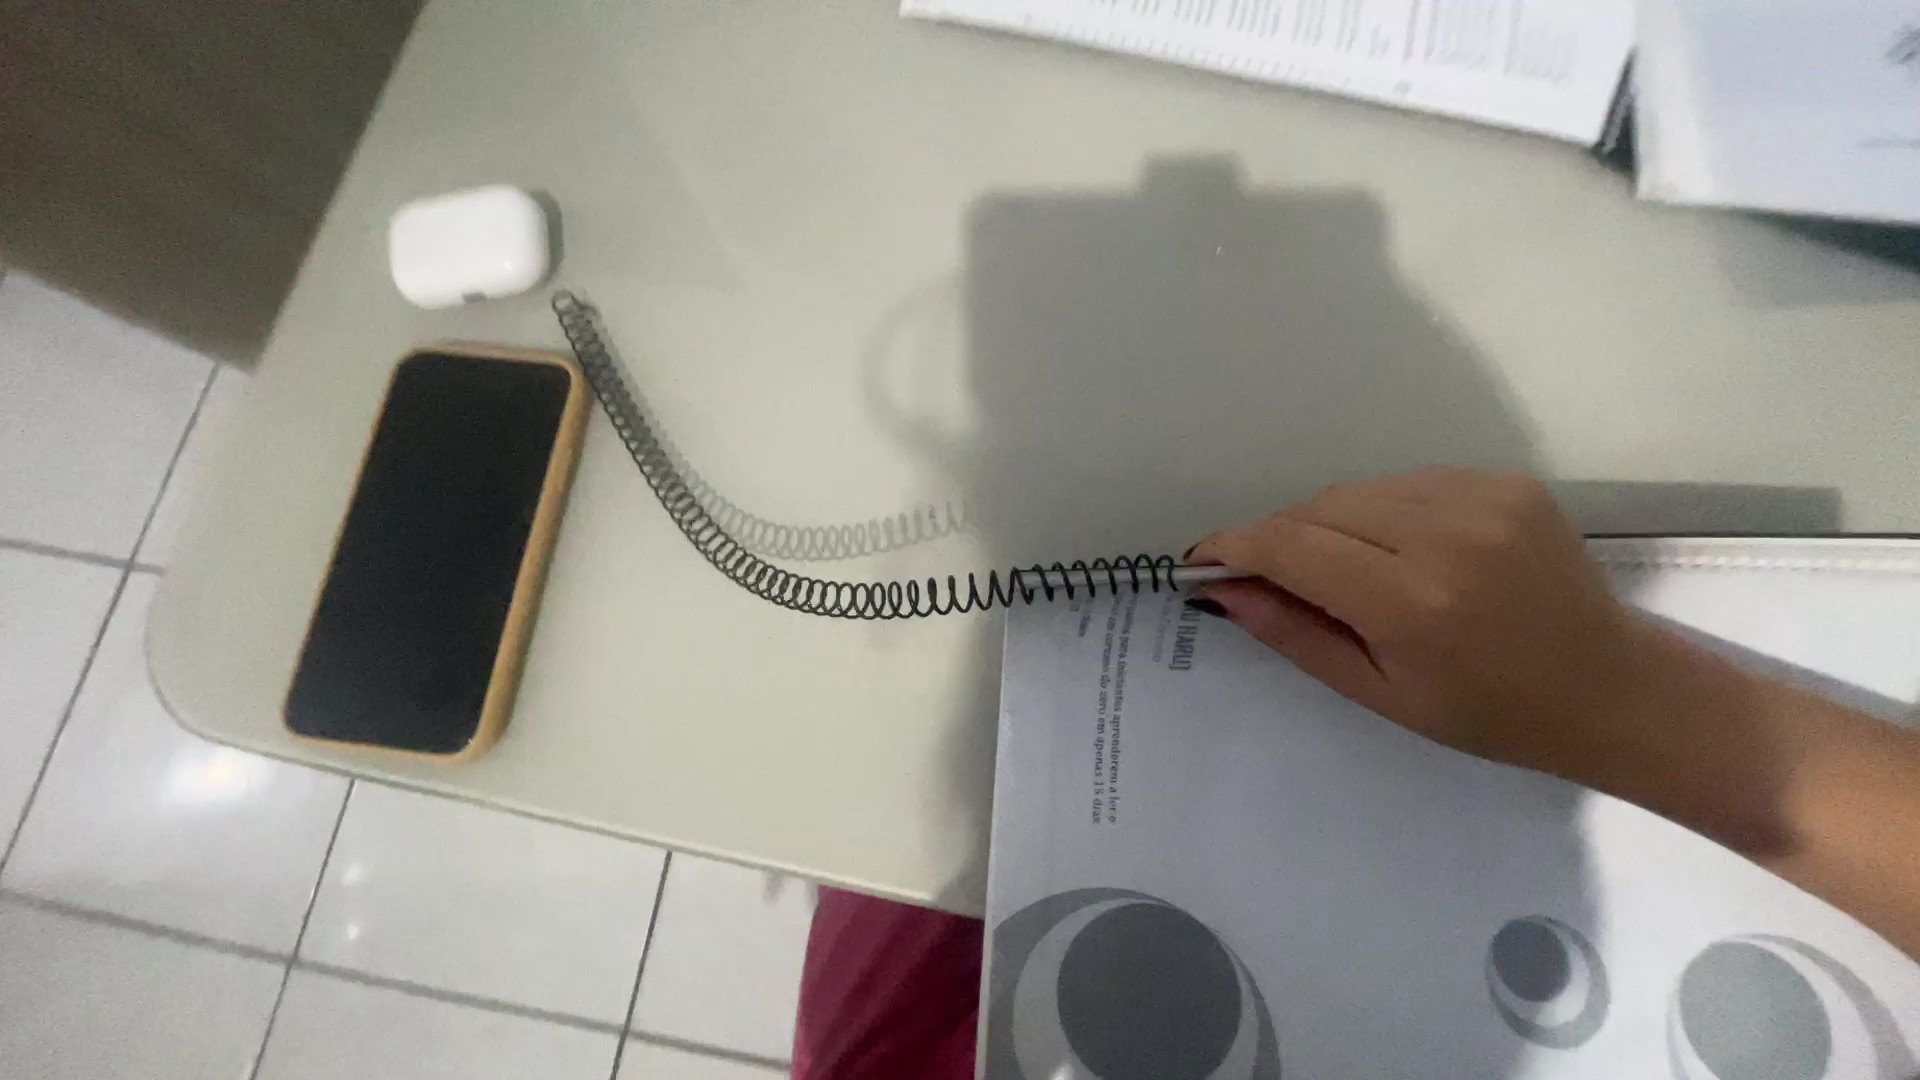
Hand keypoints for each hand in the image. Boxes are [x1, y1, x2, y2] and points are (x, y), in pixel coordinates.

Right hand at [1192, 467, 1919, 958]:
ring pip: (1353, 490)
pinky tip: (1390, 549)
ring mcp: (1482, 497)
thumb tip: (1221, 587)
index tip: (1200, 559)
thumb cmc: (1488, 713)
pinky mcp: (1503, 480)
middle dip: (1275, 537)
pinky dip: (1371, 512)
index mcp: (1413, 601)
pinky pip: (1399, 483)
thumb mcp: (1375, 691)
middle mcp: (1446, 533)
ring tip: (1335, 568)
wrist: (1616, 689)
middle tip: (1265, 576)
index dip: (1234, 546)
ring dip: (1321, 523)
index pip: (1291, 546)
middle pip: (1316, 508)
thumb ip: (1291, 632)